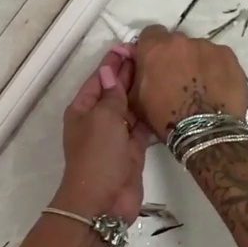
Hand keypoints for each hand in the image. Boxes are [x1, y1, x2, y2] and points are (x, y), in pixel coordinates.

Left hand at [53, 46, 149, 222]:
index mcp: (83, 108)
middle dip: (129, 73)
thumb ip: (111, 95)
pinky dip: (150, 114)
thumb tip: (110, 71)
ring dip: (141, 92)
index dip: (114, 62)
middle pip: (115, 91)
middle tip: (151, 53)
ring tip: (162, 71)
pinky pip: (141, 126)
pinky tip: (164, 99)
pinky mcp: (132, 150)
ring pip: (130, 108)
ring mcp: (115, 136)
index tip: (131, 45)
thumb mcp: (103, 119)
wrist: (102, 201)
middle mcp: (98, 119)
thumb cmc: (98, 155)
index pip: (100, 78)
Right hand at [129, 26, 247, 139]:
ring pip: (198, 50)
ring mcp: (208, 46)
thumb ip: (135, 75)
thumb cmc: (165, 117)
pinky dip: (216, 69)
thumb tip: (137, 67)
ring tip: (200, 87)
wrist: (206, 133)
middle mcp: (181, 40)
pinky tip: (216, 88)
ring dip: (196, 62)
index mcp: (154, 47)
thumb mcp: (135, 99)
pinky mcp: (229, 57)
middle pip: (175, 42)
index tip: (154, 64)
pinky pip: (218, 58)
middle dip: (175, 56)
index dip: (151, 48)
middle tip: (177, 79)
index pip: (150, 34)